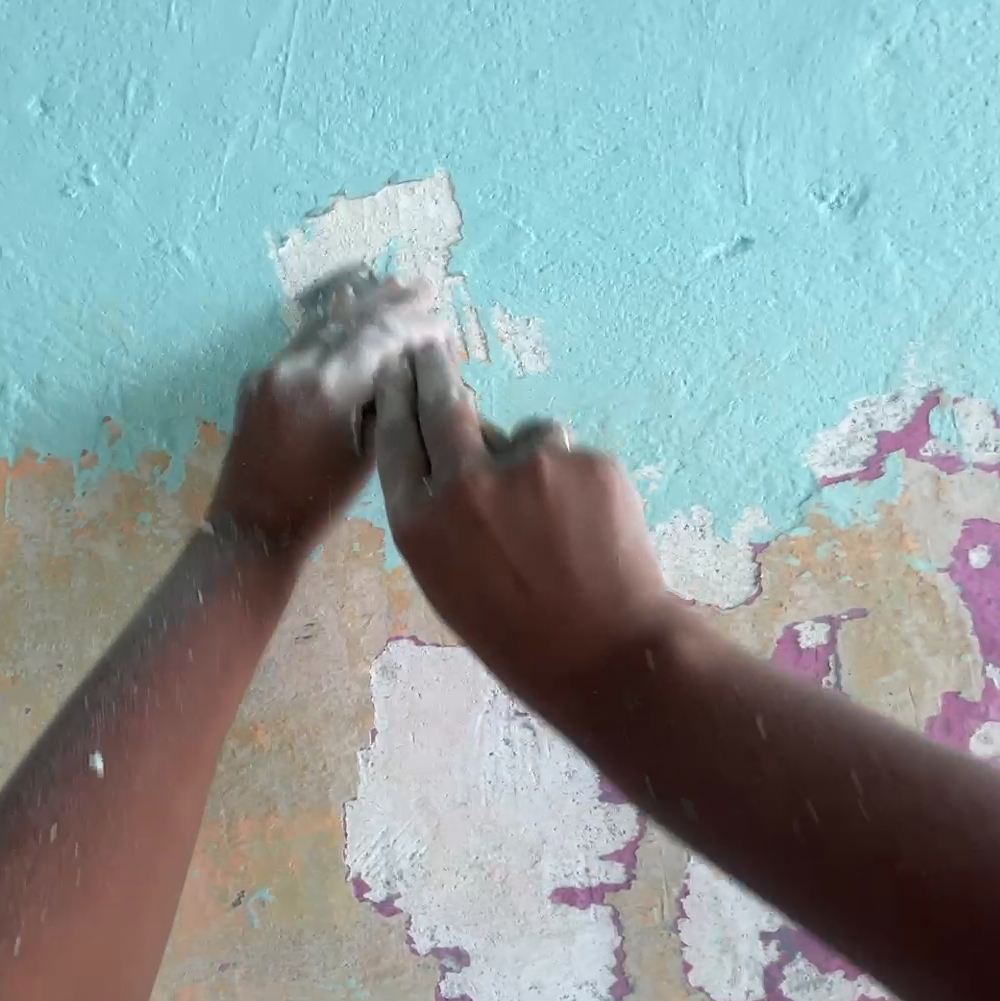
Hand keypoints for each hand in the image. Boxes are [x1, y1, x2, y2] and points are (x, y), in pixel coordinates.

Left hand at [207, 270, 447, 551]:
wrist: (253, 527)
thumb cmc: (320, 503)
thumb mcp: (368, 456)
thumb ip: (388, 403)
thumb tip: (411, 366)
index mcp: (326, 389)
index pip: (380, 338)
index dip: (414, 326)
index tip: (443, 322)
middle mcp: (294, 367)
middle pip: (351, 321)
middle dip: (390, 303)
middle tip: (424, 286)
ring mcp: (269, 370)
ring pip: (321, 325)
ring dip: (358, 306)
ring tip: (391, 285)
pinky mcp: (257, 379)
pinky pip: (299, 343)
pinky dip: (328, 326)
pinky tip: (346, 309)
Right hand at [373, 343, 672, 704]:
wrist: (603, 653)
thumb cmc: (511, 628)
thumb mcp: (444, 575)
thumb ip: (436, 510)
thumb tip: (454, 450)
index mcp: (419, 522)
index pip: (397, 438)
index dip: (395, 398)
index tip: (396, 368)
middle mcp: (463, 484)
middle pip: (441, 404)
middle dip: (431, 369)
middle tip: (430, 347)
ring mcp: (528, 467)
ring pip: (522, 433)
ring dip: (529, 456)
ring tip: (553, 516)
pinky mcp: (584, 461)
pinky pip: (567, 454)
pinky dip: (572, 478)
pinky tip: (584, 524)